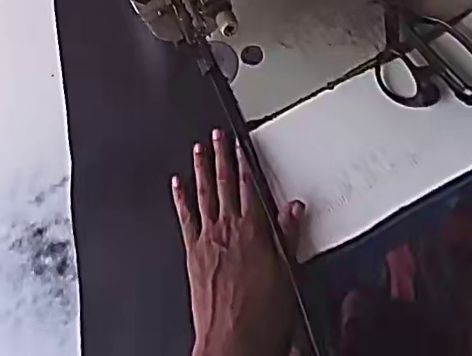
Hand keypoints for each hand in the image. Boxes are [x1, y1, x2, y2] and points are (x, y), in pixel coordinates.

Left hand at [174, 128, 306, 355]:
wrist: (233, 342)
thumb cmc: (262, 316)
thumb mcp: (287, 275)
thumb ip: (288, 236)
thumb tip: (294, 209)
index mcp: (254, 231)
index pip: (249, 186)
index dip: (244, 162)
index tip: (239, 145)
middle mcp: (228, 228)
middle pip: (225, 183)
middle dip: (221, 156)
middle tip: (216, 135)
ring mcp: (208, 238)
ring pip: (204, 193)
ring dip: (201, 168)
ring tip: (198, 149)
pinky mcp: (192, 251)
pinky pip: (185, 217)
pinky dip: (181, 198)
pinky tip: (177, 183)